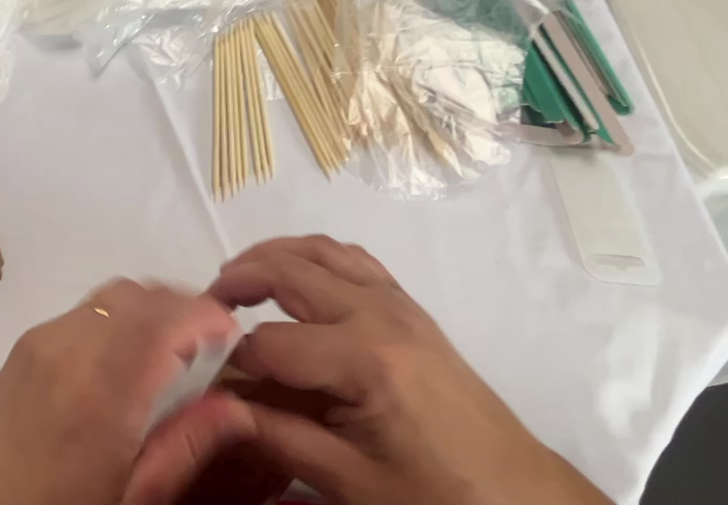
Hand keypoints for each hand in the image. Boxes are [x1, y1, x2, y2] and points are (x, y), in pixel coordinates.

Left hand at [0, 280, 251, 504]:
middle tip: (212, 342)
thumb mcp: (133, 495)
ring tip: (175, 346)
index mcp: (101, 390)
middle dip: (183, 306)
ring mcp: (44, 337)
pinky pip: (87, 307)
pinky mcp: (28, 340)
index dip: (207, 316)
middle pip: (141, 294)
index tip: (235, 334)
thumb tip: (238, 407)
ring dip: (151, 306)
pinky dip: (120, 314)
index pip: (165, 321)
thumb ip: (185, 444)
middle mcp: (70, 346)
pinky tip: (130, 354)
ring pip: (114, 294)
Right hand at [210, 237, 611, 504]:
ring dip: (271, 255)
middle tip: (205, 306)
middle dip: (237, 281)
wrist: (522, 497)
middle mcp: (377, 313)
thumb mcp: (351, 482)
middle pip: (287, 271)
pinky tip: (295, 278)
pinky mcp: (408, 304)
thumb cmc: (436, 497)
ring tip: (237, 279)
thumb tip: (215, 408)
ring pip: (318, 249)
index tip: (205, 377)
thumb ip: (278, 437)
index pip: (269, 343)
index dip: (231, 360)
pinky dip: (311, 255)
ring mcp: (396, 301)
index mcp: (363, 361)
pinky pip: (350, 256)